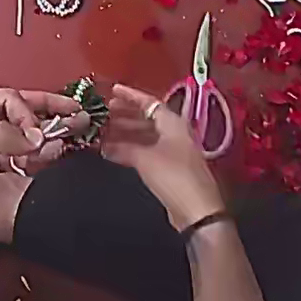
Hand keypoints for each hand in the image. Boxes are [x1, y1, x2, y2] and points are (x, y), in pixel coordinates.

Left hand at [0, 88, 82, 244]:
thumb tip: (35, 136)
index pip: (6, 98)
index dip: (26, 113)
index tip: (37, 135)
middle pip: (16, 111)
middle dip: (46, 113)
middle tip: (76, 114)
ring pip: (18, 135)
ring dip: (41, 138)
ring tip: (66, 140)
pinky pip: (13, 156)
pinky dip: (30, 157)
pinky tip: (45, 159)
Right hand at [101, 83, 224, 230]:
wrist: (196, 209)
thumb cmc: (173, 175)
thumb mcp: (144, 158)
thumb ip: (123, 148)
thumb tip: (105, 145)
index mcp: (173, 123)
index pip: (149, 102)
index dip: (130, 96)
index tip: (113, 90)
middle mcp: (175, 132)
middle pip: (148, 117)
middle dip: (126, 114)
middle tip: (105, 111)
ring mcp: (174, 149)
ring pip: (147, 134)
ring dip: (127, 132)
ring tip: (105, 130)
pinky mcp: (171, 166)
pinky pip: (147, 149)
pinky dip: (132, 147)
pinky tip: (115, 150)